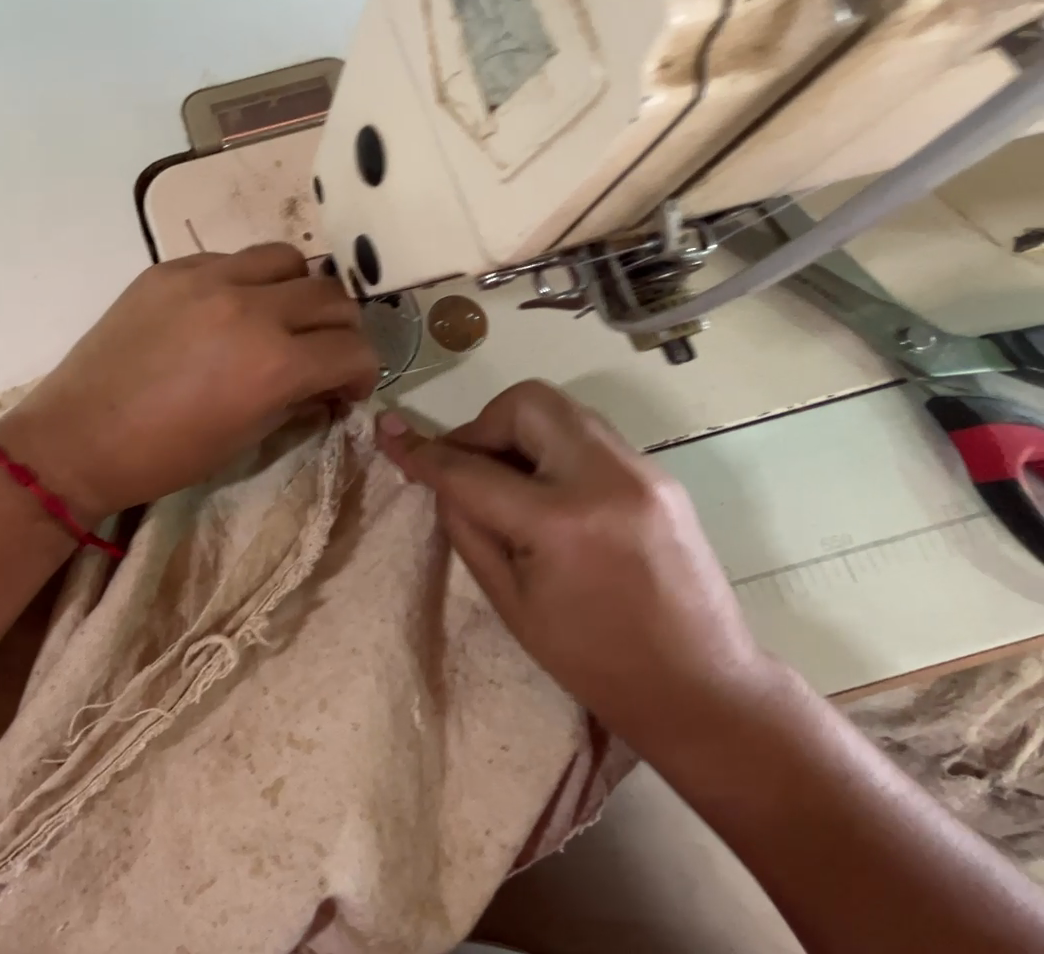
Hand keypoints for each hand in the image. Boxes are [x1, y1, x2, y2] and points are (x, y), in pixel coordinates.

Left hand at [0, 244, 378, 520]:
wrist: (77, 438)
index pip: (352, 348)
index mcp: (274, 363)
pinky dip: (243, 282)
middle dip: (339, 330)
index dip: (362, 372)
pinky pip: (229, 260)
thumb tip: (323, 383)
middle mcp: (250, 308)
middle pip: (330, 296)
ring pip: (285, 259)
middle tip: (321, 354)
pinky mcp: (168, 269)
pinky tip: (223, 312)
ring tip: (278, 319)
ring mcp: (205, 279)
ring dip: (297, 291)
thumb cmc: (161, 457)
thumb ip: (294, 400)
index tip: (346, 387)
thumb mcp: (243, 439)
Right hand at [374, 381, 777, 741]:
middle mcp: (608, 478)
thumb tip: (435, 475)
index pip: (471, 467)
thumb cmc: (591, 659)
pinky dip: (550, 452)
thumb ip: (467, 525)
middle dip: (482, 427)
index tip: (387, 433)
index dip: (421, 452)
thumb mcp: (508, 599)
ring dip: (517, 435)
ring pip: (561, 412)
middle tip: (468, 471)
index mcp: (563, 521)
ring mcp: (643, 472)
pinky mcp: (659, 478)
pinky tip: (545, 499)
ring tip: (506, 486)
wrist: (702, 686)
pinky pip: (587, 438)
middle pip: (526, 404)